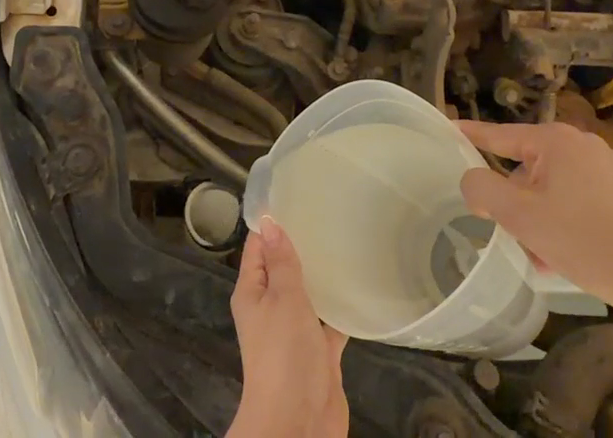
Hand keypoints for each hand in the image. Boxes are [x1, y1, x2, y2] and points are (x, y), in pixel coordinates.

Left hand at [226, 218, 349, 437]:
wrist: (297, 421)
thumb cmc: (283, 354)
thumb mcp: (283, 300)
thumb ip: (281, 263)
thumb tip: (268, 222)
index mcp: (252, 292)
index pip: (258, 247)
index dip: (271, 224)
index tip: (294, 196)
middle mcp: (270, 308)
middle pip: (283, 269)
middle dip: (302, 246)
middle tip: (330, 215)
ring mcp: (294, 331)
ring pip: (308, 294)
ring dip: (322, 276)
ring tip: (348, 245)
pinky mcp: (319, 352)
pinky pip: (329, 322)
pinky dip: (341, 309)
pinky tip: (360, 291)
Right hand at [456, 119, 612, 314]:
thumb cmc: (583, 242)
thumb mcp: (518, 215)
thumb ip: (481, 187)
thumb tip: (473, 179)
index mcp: (556, 142)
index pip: (500, 135)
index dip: (471, 135)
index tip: (449, 129)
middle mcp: (584, 145)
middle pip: (527, 166)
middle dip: (514, 198)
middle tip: (512, 232)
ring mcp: (610, 167)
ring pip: (552, 185)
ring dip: (538, 213)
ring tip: (541, 252)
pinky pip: (579, 196)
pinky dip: (564, 217)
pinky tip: (568, 251)